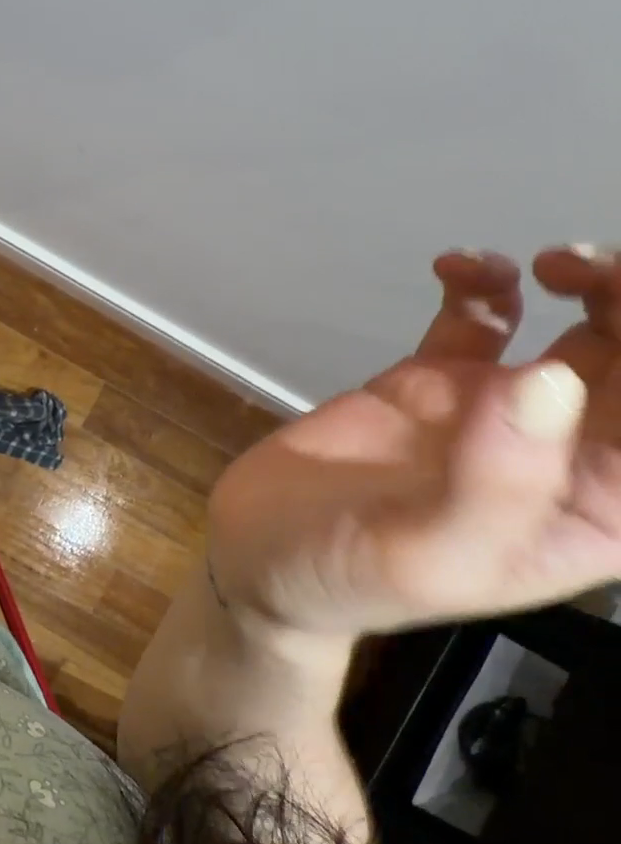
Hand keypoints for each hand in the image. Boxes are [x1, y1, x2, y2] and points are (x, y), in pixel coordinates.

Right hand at [208, 246, 620, 638]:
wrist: (256, 557)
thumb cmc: (348, 577)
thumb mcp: (427, 555)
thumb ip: (495, 480)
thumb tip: (547, 376)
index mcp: (600, 508)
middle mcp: (567, 451)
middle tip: (580, 271)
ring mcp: (497, 410)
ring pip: (585, 332)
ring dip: (588, 287)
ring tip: (540, 267)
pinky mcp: (428, 383)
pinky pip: (480, 322)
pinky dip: (482, 287)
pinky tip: (457, 270)